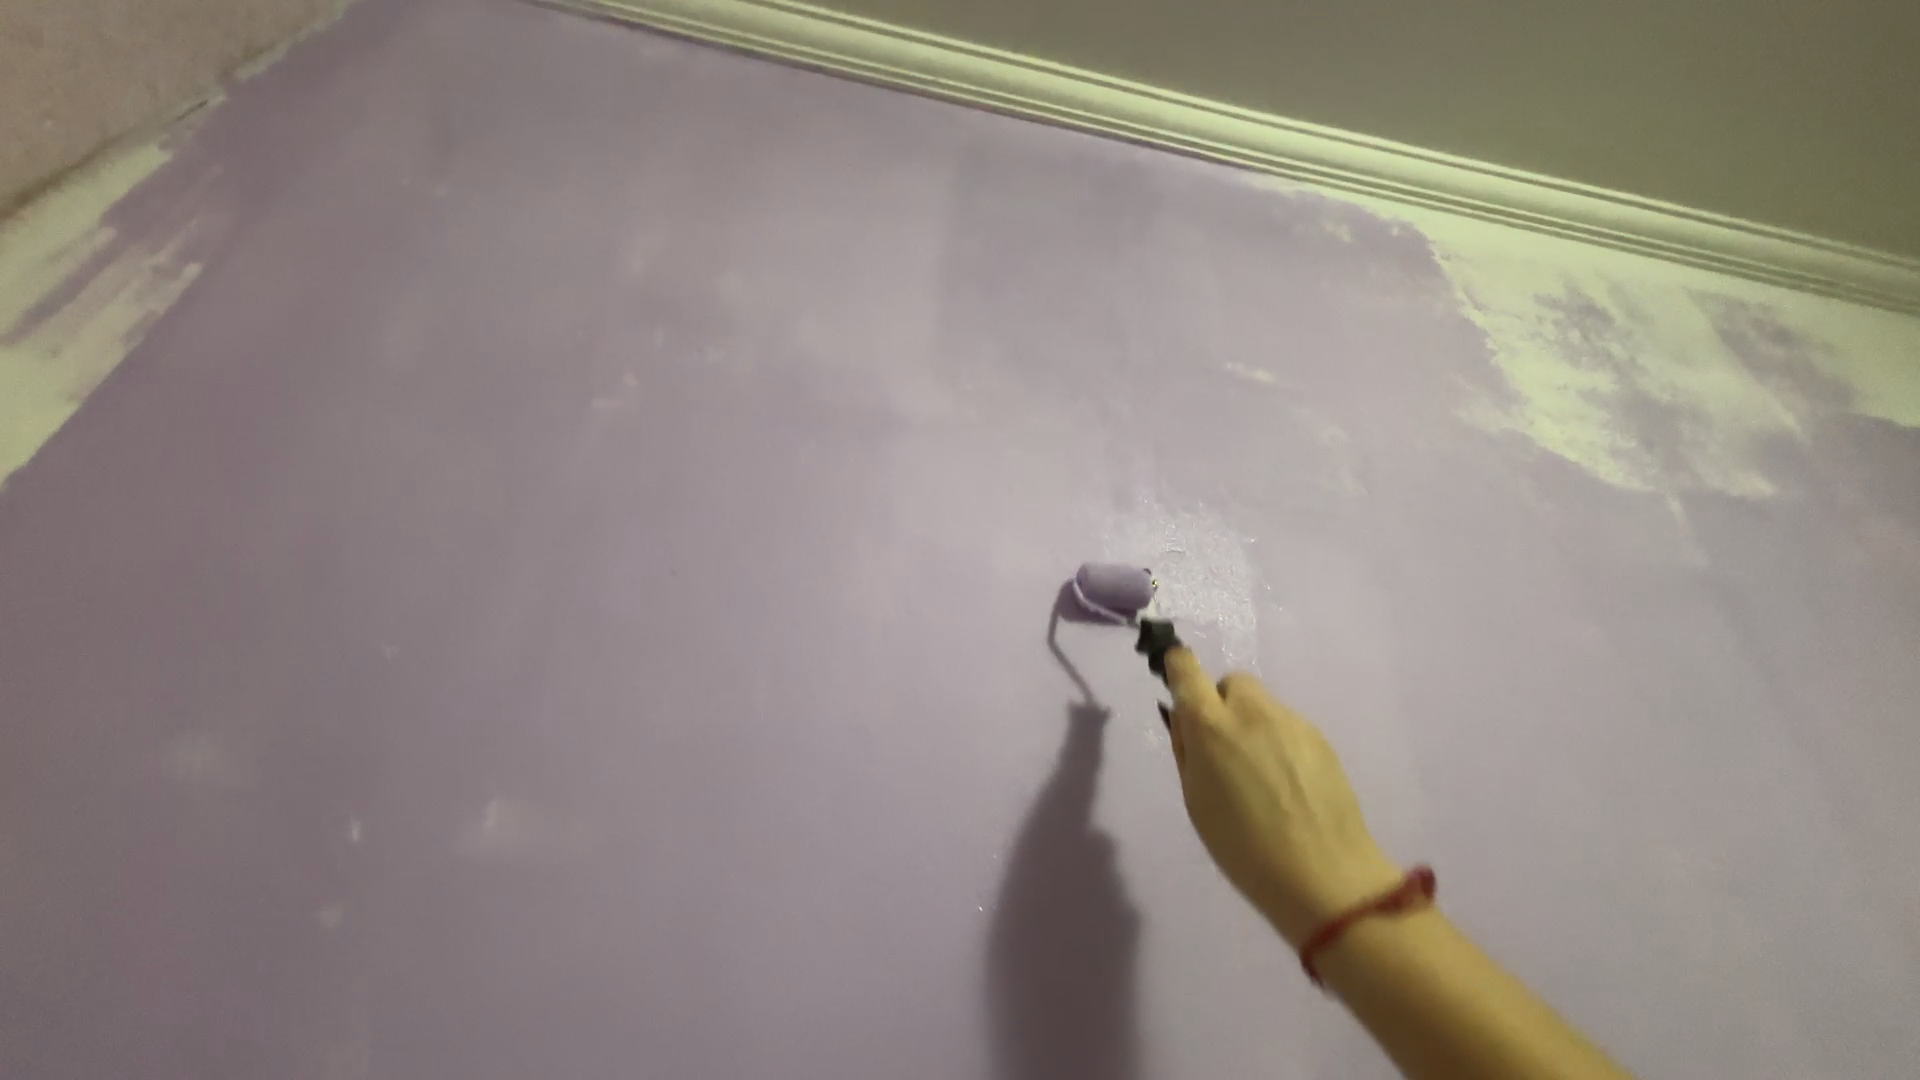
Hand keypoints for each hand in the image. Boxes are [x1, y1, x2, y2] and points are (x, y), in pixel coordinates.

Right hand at [1164, 648, 1402, 945]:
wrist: (1325, 877)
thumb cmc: (1243, 848)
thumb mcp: (1195, 800)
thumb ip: (1189, 750)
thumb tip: (1187, 720)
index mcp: (1210, 726)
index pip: (1186, 668)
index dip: (1178, 668)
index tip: (1179, 686)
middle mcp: (1250, 711)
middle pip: (1230, 683)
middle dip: (1221, 705)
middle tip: (1224, 749)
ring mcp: (1290, 721)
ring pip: (1261, 705)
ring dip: (1252, 724)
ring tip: (1262, 776)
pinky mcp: (1320, 737)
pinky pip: (1287, 726)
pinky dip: (1280, 743)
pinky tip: (1289, 786)